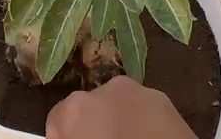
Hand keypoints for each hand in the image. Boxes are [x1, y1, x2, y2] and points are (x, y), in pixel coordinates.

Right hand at [45, 77, 194, 138]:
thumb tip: (72, 134)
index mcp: (78, 107)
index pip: (56, 120)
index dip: (62, 138)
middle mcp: (106, 88)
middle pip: (88, 110)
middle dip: (92, 130)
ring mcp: (139, 90)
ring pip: (117, 108)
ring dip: (117, 126)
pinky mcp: (164, 99)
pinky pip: (142, 111)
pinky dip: (141, 125)